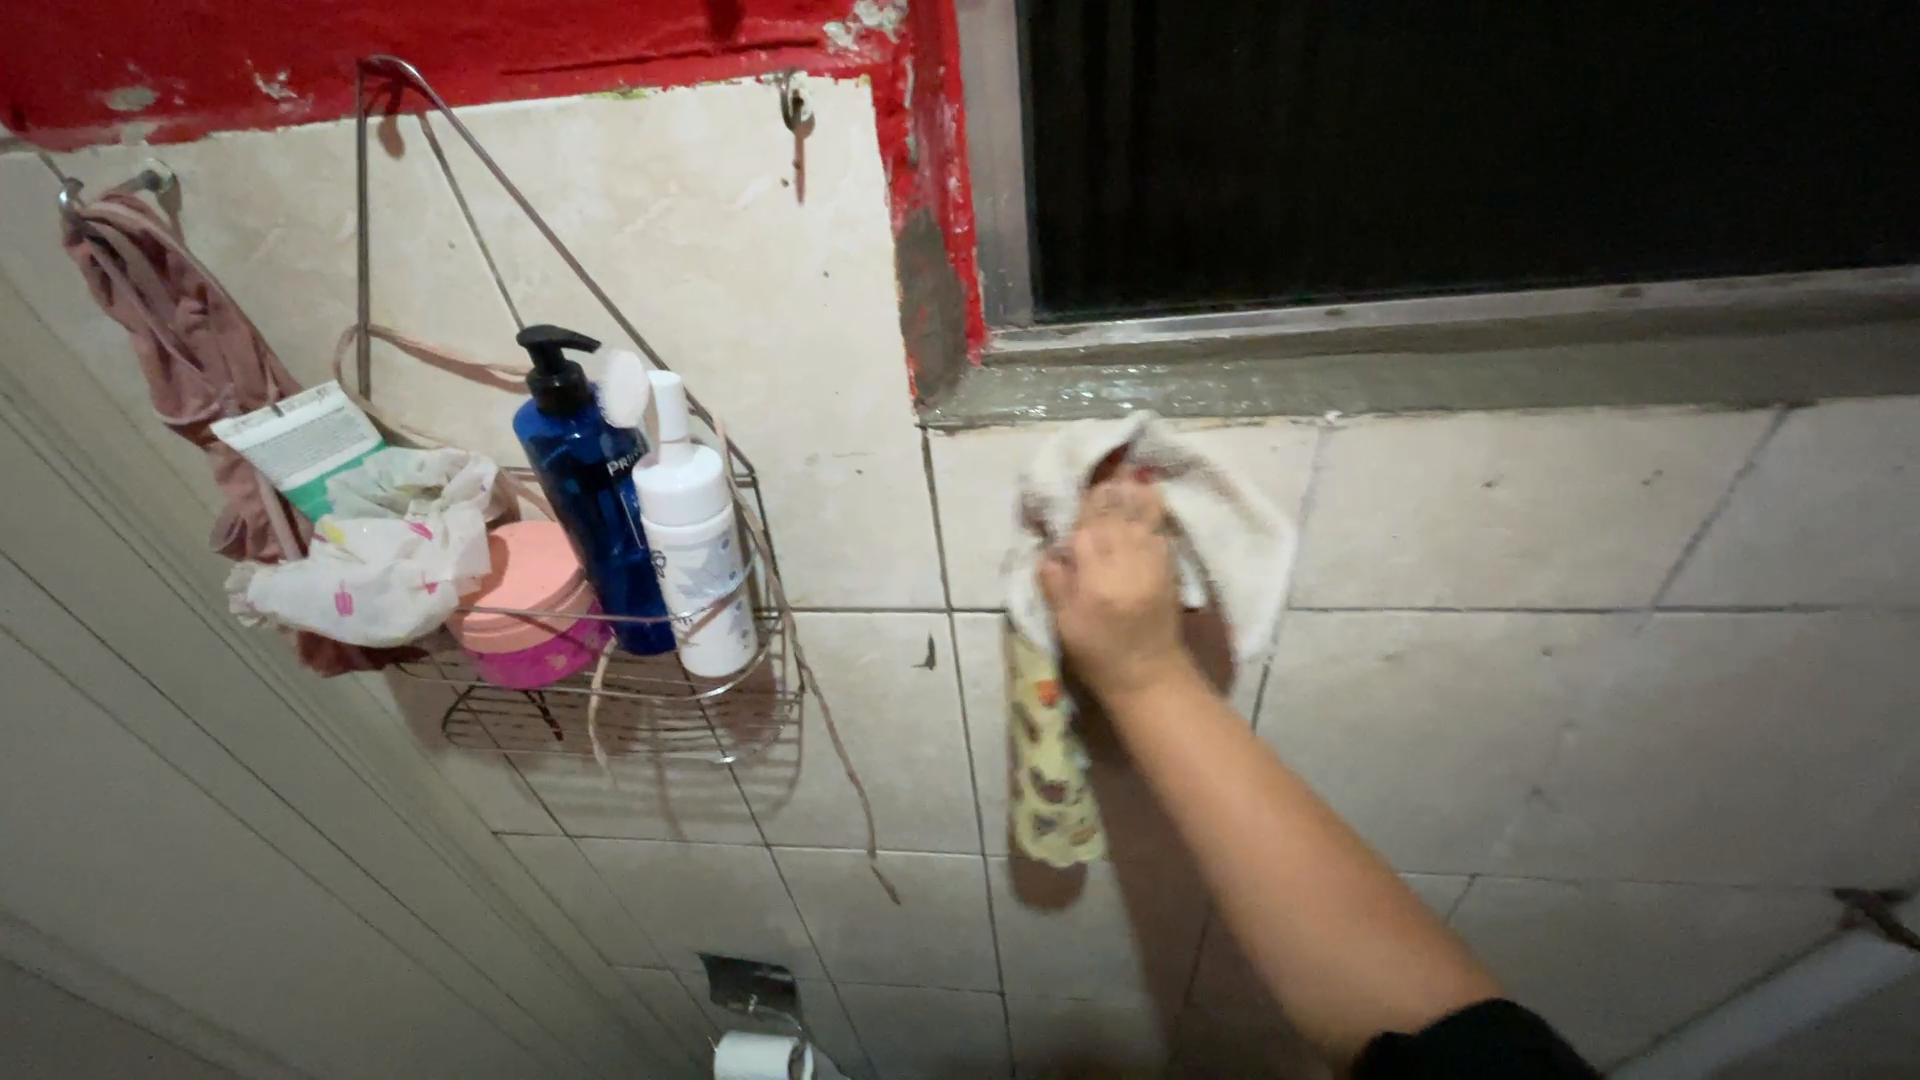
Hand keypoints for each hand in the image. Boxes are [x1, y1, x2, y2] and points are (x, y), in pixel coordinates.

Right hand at [1038, 476, 1195, 704]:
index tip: (1074, 483)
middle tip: (1102, 462)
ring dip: (1131, 490)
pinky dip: (1153, 509)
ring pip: (1138, 517)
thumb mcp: (1066, 624)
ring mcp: (1150, 563)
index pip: (1084, 529)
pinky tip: (1149, 491)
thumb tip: (1050, 552)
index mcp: (1095, 578)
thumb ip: (1056, 584)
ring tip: (1125, 466)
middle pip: (1113, 516)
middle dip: (1106, 488)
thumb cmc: (1099, 653)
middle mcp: (1124, 563)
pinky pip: (1159, 530)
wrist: (1148, 676)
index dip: (1078, 505)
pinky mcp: (1168, 568)